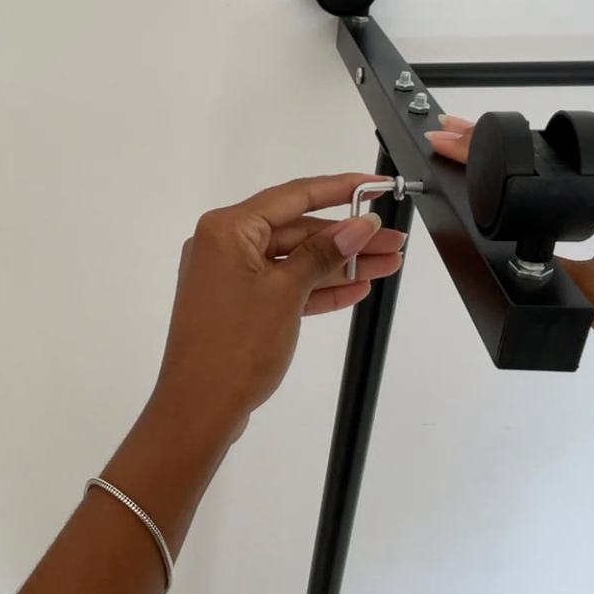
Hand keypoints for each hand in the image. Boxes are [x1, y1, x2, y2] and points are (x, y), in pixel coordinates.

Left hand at [149, 174, 406, 433]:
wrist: (199, 408)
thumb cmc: (236, 346)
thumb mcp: (286, 293)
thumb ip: (324, 254)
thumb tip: (359, 226)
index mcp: (227, 229)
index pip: (293, 197)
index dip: (340, 188)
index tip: (378, 185)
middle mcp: (223, 245)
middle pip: (296, 230)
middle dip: (347, 237)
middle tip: (394, 242)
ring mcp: (229, 277)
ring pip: (293, 261)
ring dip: (338, 264)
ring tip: (387, 264)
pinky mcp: (237, 305)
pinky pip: (283, 286)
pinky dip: (316, 288)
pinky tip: (356, 287)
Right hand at [426, 118, 593, 411]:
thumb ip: (543, 260)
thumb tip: (511, 242)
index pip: (556, 163)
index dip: (494, 152)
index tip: (452, 139)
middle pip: (579, 152)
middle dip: (520, 151)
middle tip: (463, 143)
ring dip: (558, 168)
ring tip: (506, 169)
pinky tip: (563, 193)